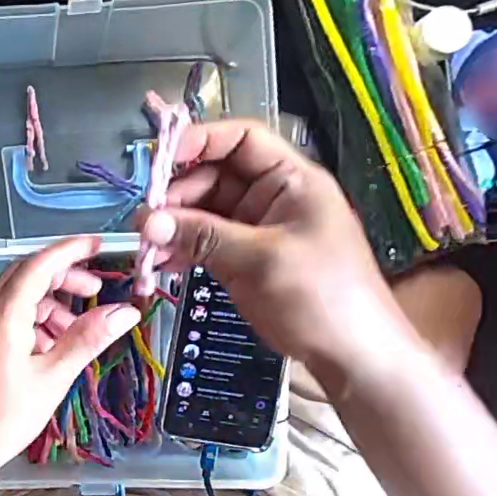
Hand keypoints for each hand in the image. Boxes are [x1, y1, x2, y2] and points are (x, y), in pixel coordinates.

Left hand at [0, 236, 143, 482]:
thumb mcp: (52, 378)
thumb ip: (87, 339)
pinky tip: (48, 348)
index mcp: (3, 311)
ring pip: (16, 298)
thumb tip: (126, 312)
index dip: (72, 249)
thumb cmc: (2, 418)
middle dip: (64, 278)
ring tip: (76, 331)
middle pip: (27, 275)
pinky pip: (4, 316)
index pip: (41, 263)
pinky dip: (31, 322)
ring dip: (49, 305)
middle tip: (96, 291)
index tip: (100, 245)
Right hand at [136, 119, 420, 384]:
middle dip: (177, 196)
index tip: (160, 159)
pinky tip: (159, 264)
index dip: (201, 141)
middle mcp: (270, 198)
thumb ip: (203, 237)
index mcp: (291, 181)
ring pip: (201, 213)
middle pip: (212, 177)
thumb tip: (149, 222)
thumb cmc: (323, 297)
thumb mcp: (262, 260)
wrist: (350, 355)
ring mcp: (253, 230)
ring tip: (147, 248)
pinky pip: (201, 244)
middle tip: (146, 221)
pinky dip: (179, 251)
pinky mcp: (240, 259)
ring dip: (172, 227)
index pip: (241, 140)